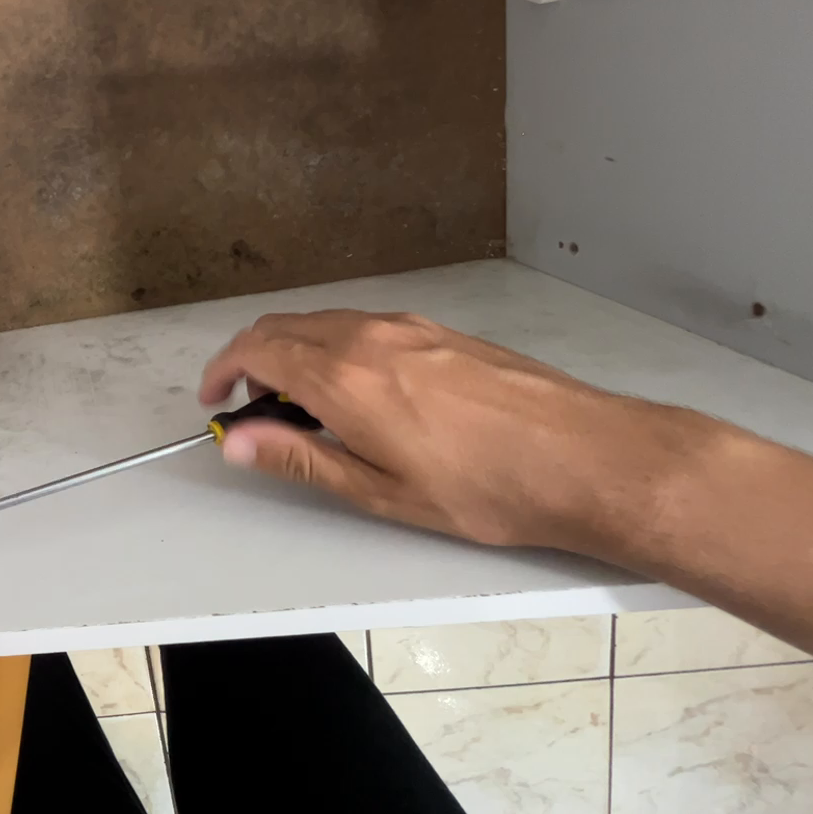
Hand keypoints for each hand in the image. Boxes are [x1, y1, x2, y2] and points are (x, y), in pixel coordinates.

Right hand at [197, 310, 718, 553]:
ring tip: (299, 402)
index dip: (220, 372)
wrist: (597, 460)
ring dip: (286, 351)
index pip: (253, 350)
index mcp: (342, 378)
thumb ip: (299, 457)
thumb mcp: (380, 491)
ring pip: (315, 322)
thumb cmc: (486, 489)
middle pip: (276, 328)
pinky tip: (352, 386)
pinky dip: (325, 345)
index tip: (215, 402)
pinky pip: (354, 323)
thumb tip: (234, 441)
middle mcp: (364, 337)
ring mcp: (402, 326)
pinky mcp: (433, 328)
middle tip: (251, 407)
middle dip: (247, 360)